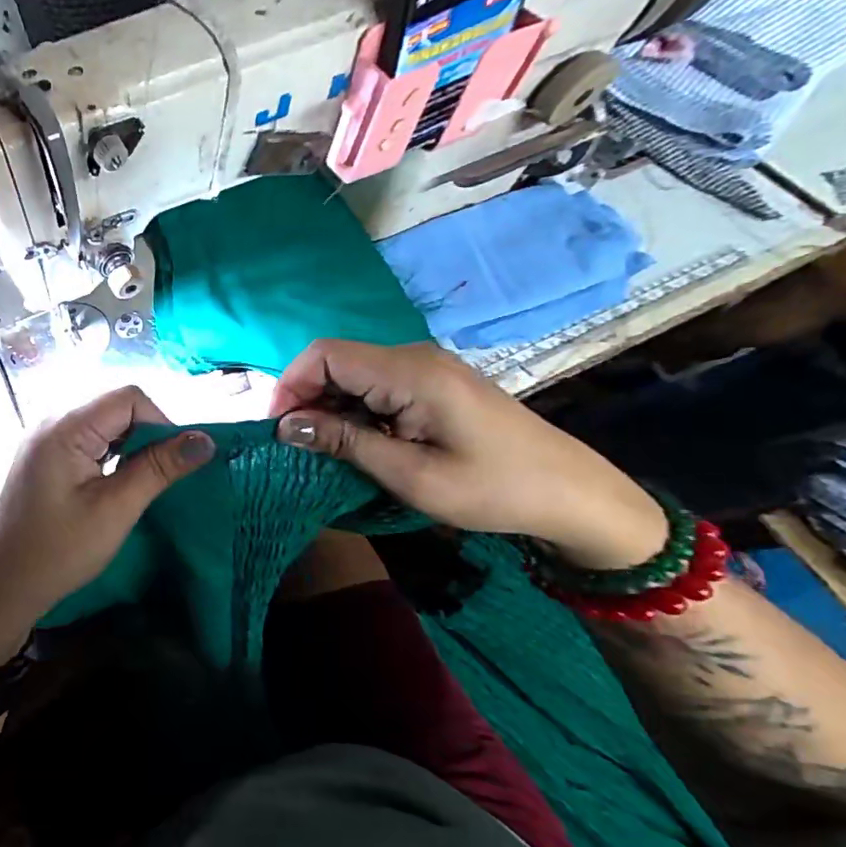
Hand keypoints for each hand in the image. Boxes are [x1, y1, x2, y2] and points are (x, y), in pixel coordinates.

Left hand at [0, 387, 214, 665]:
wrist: (2, 589)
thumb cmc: (59, 551)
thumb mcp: (116, 509)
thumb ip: (160, 467)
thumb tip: (206, 440)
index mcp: (65, 427)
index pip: (130, 398)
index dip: (161, 424)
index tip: (173, 464)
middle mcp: (52, 422)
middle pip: (117, 407)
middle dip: (147, 436)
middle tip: (157, 478)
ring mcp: (45, 439)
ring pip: (106, 424)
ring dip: (131, 448)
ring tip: (137, 485)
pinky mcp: (45, 457)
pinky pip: (89, 440)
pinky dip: (112, 456)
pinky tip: (114, 486)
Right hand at [268, 340, 665, 569]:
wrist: (567, 491)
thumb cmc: (492, 488)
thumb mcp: (412, 475)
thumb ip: (346, 442)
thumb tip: (287, 425)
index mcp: (409, 371)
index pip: (325, 355)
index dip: (290, 386)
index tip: (278, 432)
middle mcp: (414, 357)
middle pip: (338, 361)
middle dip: (307, 399)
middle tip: (297, 449)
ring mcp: (427, 368)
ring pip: (357, 374)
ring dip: (332, 408)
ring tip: (325, 453)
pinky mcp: (436, 384)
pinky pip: (380, 386)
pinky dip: (358, 411)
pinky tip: (359, 444)